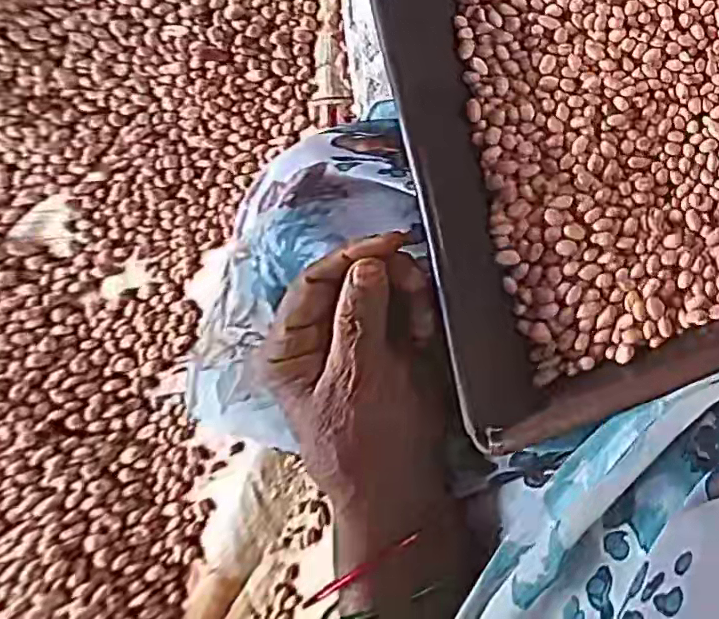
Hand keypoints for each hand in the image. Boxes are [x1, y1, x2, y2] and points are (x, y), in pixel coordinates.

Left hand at [262, 233, 447, 530]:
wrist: (403, 477)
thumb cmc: (364, 439)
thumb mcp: (355, 380)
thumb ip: (359, 320)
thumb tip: (366, 264)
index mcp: (292, 345)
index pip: (313, 282)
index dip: (350, 255)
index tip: (392, 242)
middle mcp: (324, 331)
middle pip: (355, 275)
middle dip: (390, 277)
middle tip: (418, 290)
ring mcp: (362, 331)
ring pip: (388, 283)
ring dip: (412, 295)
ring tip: (422, 329)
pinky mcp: (395, 335)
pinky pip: (411, 301)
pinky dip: (423, 309)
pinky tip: (426, 336)